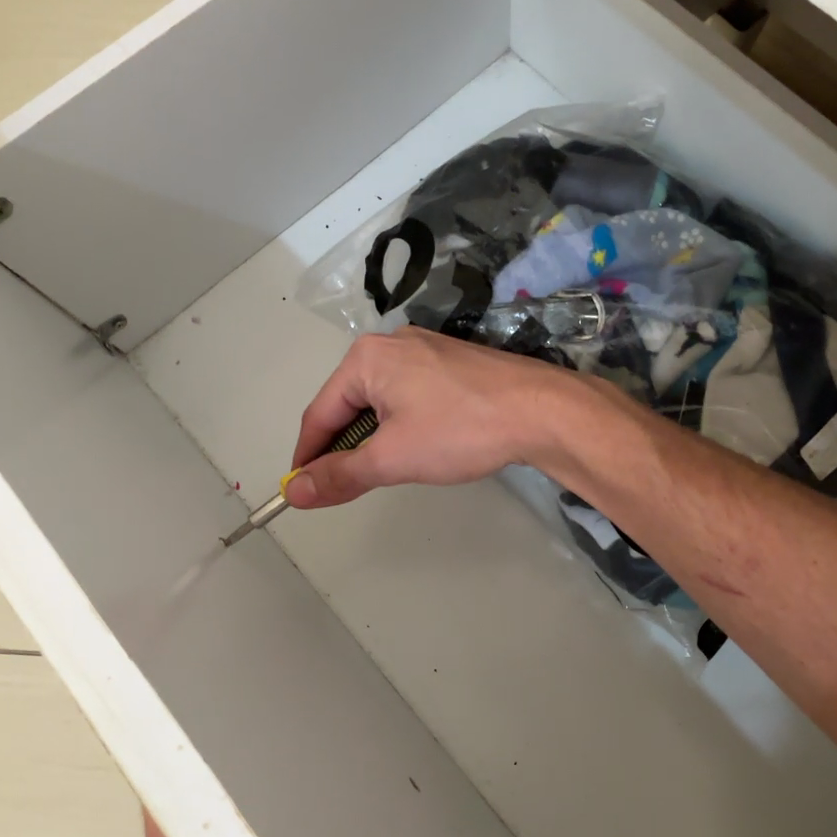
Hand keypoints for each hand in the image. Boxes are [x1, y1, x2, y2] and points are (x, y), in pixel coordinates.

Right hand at [286, 327, 590, 507]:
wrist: (542, 411)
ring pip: (381, 402)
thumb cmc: (460, 430)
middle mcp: (391, 343)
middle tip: (348, 486)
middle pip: (349, 404)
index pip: (319, 414)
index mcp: (366, 358)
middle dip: (345, 447)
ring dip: (375, 438)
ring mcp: (426, 349)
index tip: (301, 491)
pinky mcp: (453, 362)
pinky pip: (410, 395)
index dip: (307, 457)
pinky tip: (420, 446)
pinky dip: (403, 424)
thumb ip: (340, 475)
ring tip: (386, 470)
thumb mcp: (392, 458)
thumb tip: (294, 493)